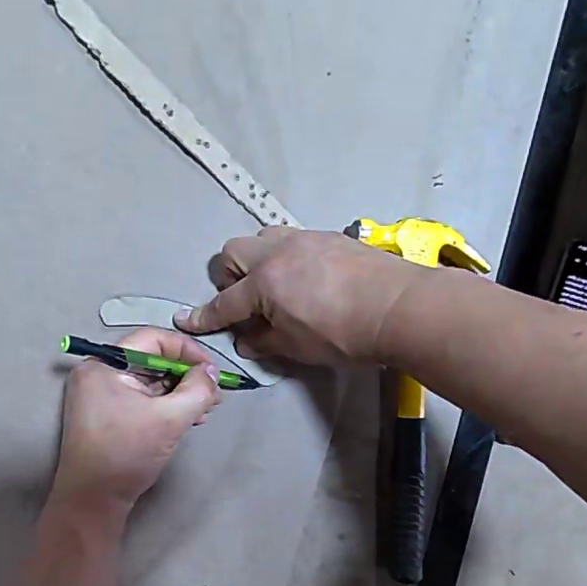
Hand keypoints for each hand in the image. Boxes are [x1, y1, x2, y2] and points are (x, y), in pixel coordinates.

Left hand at [51, 328, 222, 513]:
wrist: (93, 500)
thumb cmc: (125, 454)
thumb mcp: (169, 419)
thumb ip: (197, 390)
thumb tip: (212, 372)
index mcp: (105, 365)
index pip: (152, 339)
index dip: (187, 350)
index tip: (212, 370)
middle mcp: (100, 374)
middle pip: (152, 360)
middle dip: (187, 375)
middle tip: (214, 392)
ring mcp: (102, 396)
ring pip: (151, 382)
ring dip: (181, 392)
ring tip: (208, 408)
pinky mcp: (110, 416)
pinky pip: (144, 399)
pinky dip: (168, 406)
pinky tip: (190, 418)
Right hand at [175, 226, 428, 365]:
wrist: (400, 308)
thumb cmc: (345, 335)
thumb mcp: (298, 348)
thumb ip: (266, 341)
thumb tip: (247, 339)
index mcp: (265, 284)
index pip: (225, 303)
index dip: (205, 316)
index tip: (186, 320)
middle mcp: (278, 253)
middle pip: (233, 251)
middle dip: (228, 276)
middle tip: (244, 301)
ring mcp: (305, 239)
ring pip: (263, 238)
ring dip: (257, 260)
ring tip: (274, 286)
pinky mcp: (329, 237)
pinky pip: (293, 240)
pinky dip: (287, 257)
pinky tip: (305, 278)